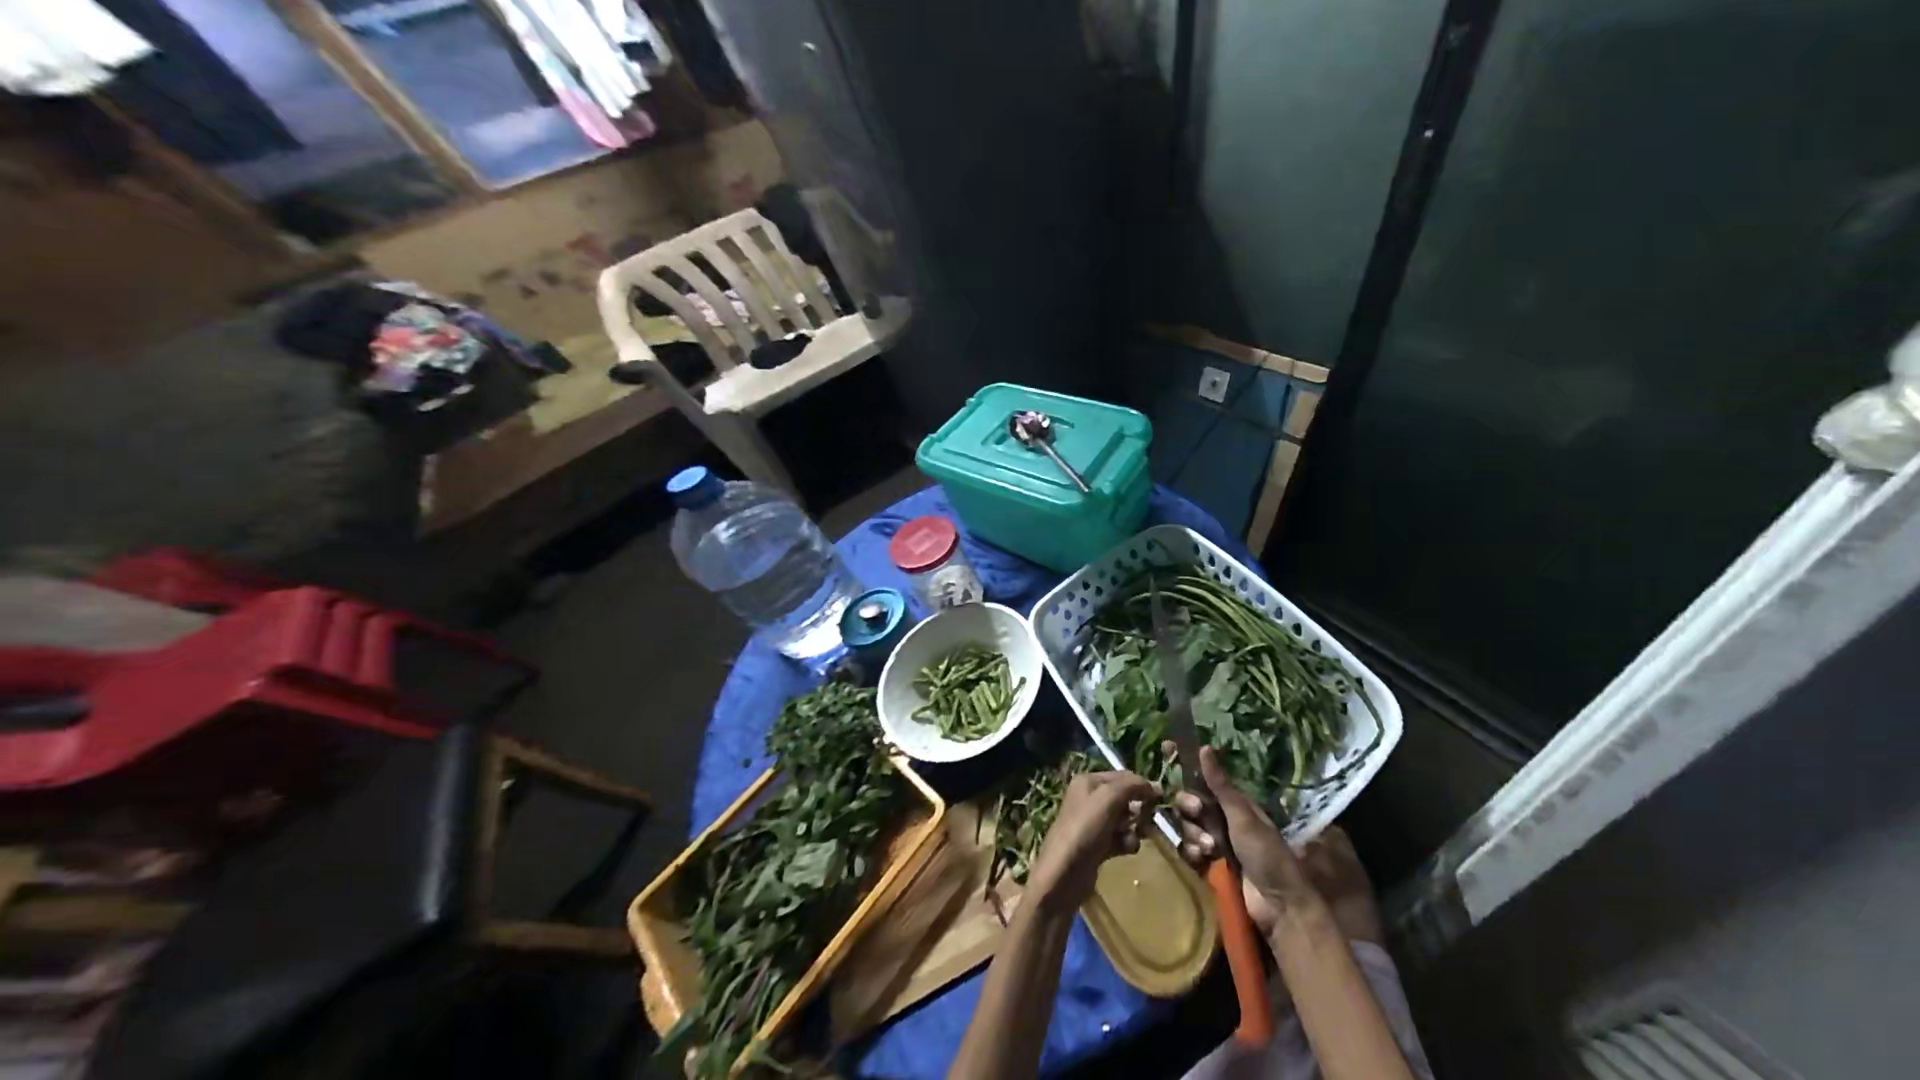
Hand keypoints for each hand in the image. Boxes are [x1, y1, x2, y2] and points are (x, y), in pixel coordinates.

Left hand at [1025, 770, 1156, 911]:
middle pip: (1125, 799)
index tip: (1160, 798)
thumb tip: (1157, 785)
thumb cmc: (1085, 828)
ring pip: (1124, 820)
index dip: (1142, 785)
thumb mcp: (1109, 798)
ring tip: (1131, 838)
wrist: (1064, 873)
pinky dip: (1126, 843)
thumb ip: (1132, 786)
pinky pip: (1119, 838)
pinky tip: (1127, 849)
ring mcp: (1092, 823)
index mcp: (1088, 782)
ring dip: (1133, 828)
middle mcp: (1089, 799)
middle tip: (1145, 821)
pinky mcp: (1096, 845)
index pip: (1123, 776)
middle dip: (1137, 810)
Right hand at [1166, 743, 1325, 938]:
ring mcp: (1214, 842)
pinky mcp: (1207, 864)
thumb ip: (1220, 785)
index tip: (1166, 749)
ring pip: (1186, 826)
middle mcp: (1221, 819)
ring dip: (1194, 835)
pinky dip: (1192, 853)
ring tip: (1211, 849)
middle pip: (1189, 802)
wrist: (1278, 906)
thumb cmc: (1267, 854)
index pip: (1204, 778)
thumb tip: (1204, 747)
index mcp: (1233, 804)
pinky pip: (1187, 850)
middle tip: (1195, 811)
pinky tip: (1203, 859)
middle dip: (1188, 806)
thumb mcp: (1243, 816)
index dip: (1185, 765)